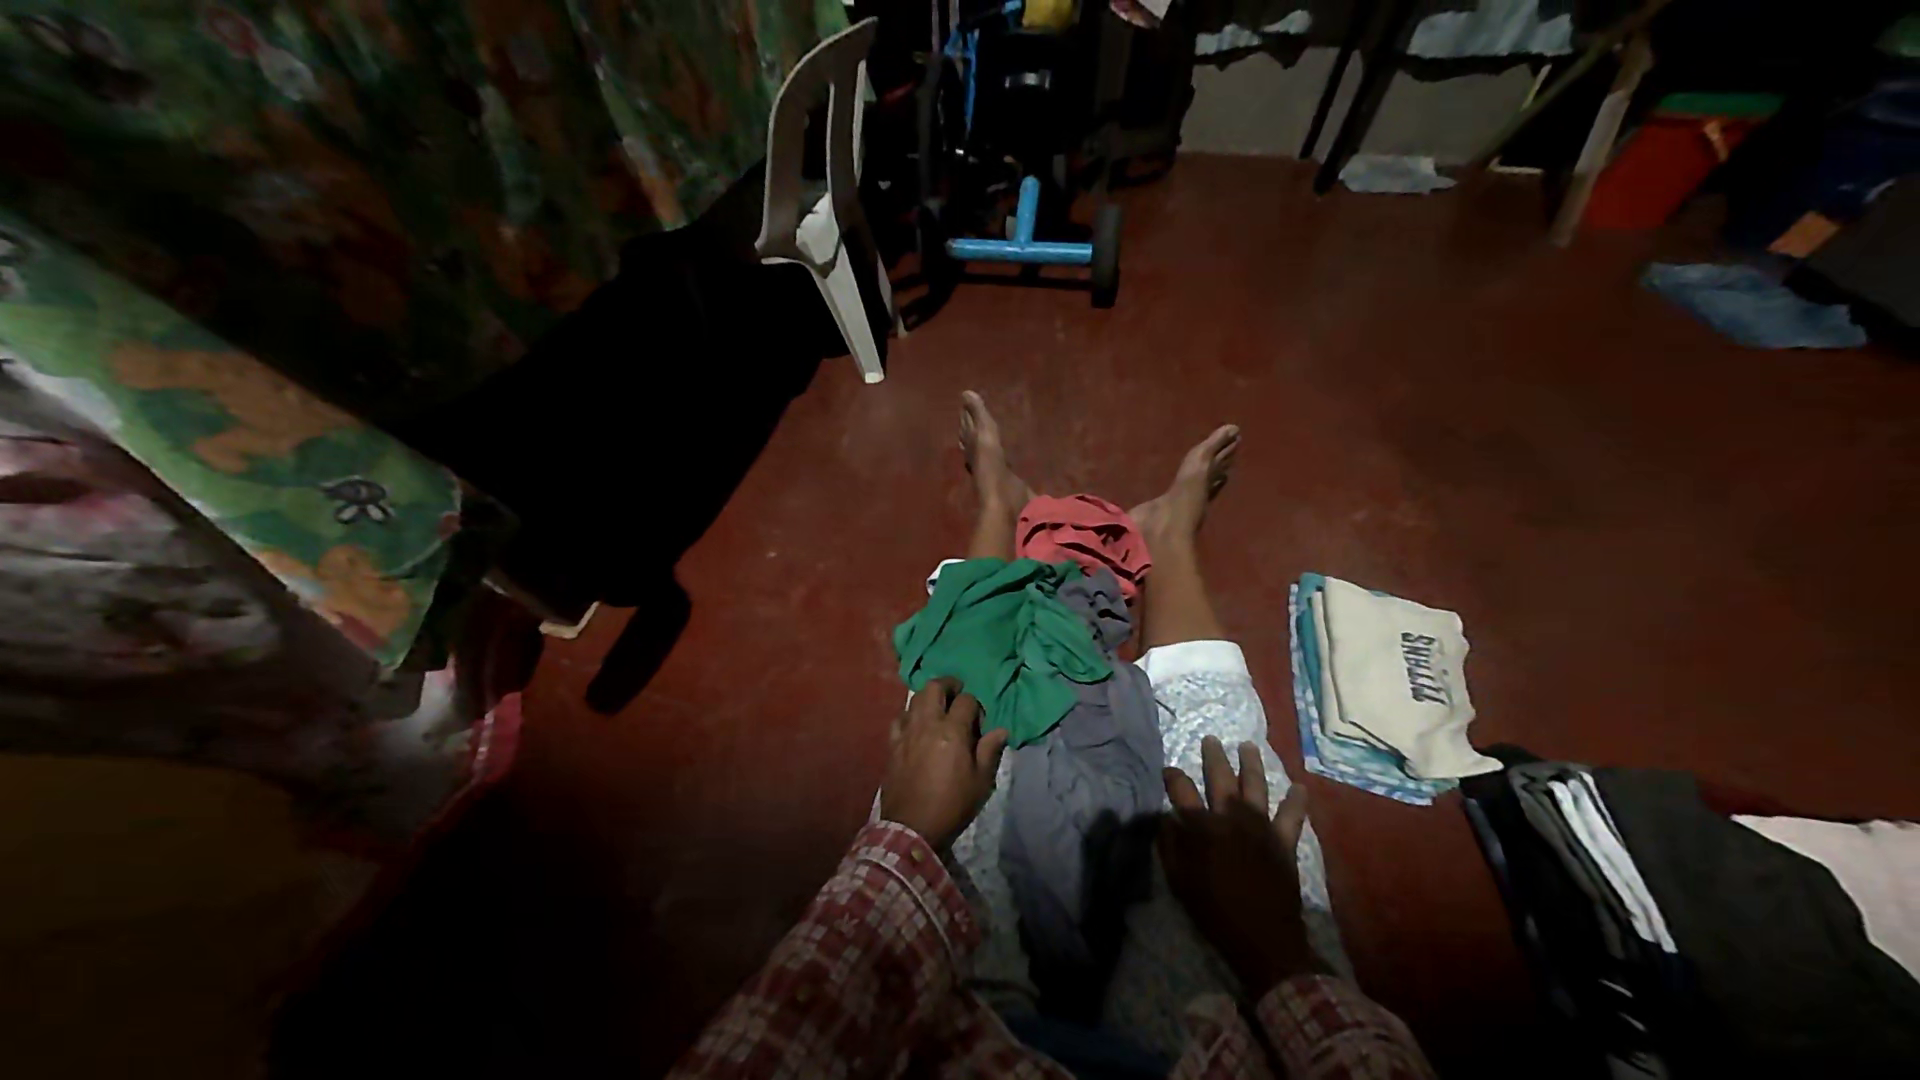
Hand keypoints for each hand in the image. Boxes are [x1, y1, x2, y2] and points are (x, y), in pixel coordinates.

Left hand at [880, 677, 1009, 849]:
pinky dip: (909, 715)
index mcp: (952, 731)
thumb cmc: (952, 805)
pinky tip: (916, 726)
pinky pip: (899, 718)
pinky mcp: (892, 744)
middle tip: (957, 693)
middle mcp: (927, 724)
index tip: (979, 723)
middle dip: (948, 684)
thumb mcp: (980, 782)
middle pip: (934, 687)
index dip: (976, 706)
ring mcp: (906, 732)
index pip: (966, 700)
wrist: (912, 828)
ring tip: (938, 709)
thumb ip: (989, 751)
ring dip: (928, 697)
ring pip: (914, 698)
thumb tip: (1000, 730)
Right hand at [1159, 735, 1318, 997]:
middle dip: (1213, 756)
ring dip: (1251, 764)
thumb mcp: (1178, 880)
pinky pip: (1292, 817)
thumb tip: (1165, 817)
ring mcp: (1260, 827)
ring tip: (1248, 745)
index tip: (1167, 770)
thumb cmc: (1213, 911)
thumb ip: (1169, 845)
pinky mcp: (1283, 842)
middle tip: (1211, 740)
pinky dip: (1296, 801)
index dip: (1172, 776)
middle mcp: (1230, 818)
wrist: (1262, 940)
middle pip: (1220, 777)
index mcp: (1202, 827)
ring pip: (1256, 786)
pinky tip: (1300, 787)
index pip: (1181, 789)